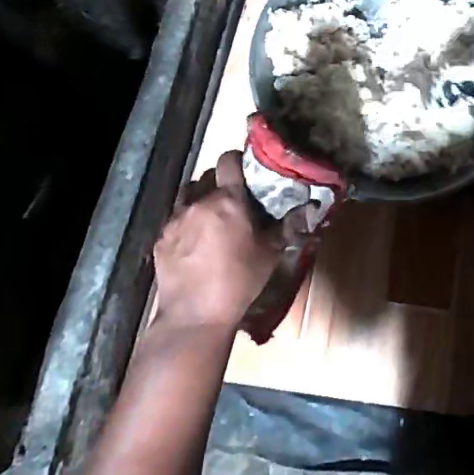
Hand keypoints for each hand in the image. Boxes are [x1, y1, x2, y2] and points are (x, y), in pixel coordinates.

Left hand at [151, 151, 279, 331]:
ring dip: (200, 199)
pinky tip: (193, 242)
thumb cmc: (240, 281)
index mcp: (229, 199)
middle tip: (233, 202)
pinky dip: (185, 222)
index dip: (237, 160)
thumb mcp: (270, 253)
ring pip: (188, 195)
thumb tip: (312, 206)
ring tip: (210, 217)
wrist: (196, 314)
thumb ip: (288, 225)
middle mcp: (200, 201)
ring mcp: (176, 218)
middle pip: (208, 177)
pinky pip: (174, 218)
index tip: (245, 171)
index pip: (228, 160)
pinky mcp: (161, 237)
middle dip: (220, 184)